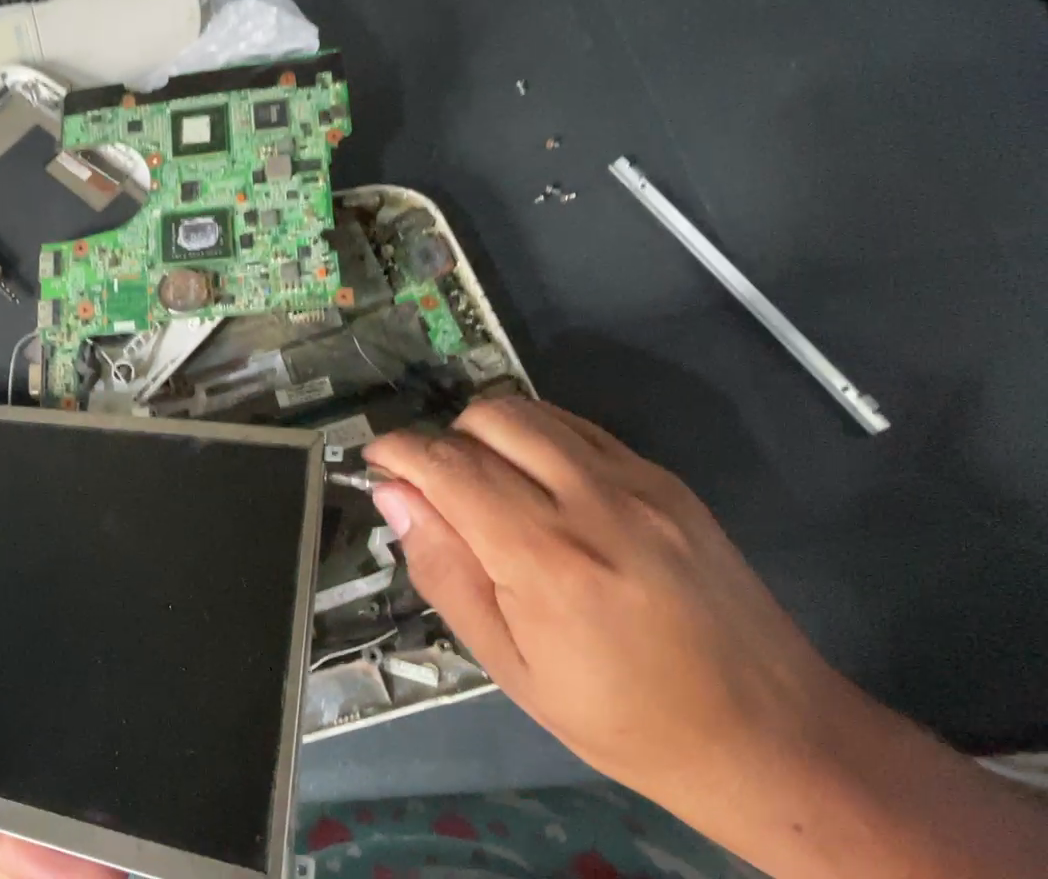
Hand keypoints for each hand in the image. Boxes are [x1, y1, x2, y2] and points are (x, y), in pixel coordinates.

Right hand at [365, 397, 1047, 878]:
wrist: (773, 737)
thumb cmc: (620, 717)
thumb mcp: (508, 665)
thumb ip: (444, 571)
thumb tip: (394, 497)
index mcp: (545, 557)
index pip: (448, 466)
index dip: (399, 451)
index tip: (376, 462)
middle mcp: (593, 501)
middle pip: (489, 418)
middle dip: (444, 439)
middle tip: (436, 488)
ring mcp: (641, 483)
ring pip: (534, 412)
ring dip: (488, 432)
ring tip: (484, 482)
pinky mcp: (670, 482)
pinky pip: (580, 430)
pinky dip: (538, 439)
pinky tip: (539, 485)